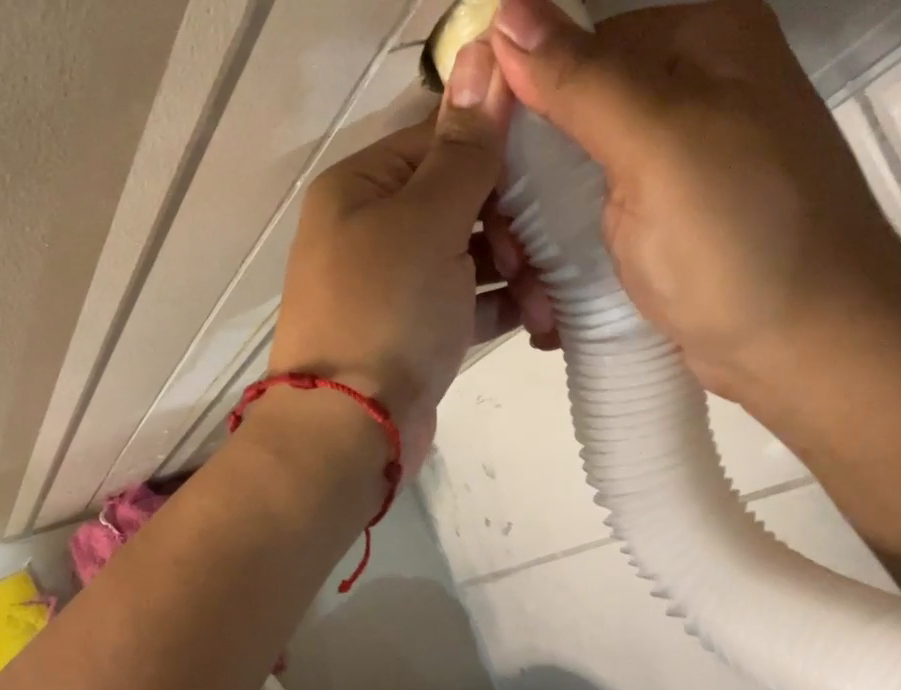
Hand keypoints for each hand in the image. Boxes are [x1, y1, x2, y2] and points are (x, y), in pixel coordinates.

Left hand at [270, 40, 515, 454]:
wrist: (349, 429)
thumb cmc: (385, 311)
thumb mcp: (428, 218)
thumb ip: (465, 145)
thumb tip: (485, 49)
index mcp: (359, 186)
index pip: (441, 138)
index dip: (499, 152)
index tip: (551, 174)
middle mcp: (368, 229)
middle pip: (461, 198)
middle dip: (514, 222)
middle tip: (544, 255)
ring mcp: (389, 285)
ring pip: (470, 253)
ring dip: (518, 269)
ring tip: (549, 301)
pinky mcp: (411, 332)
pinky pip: (466, 302)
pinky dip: (502, 306)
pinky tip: (543, 320)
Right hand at [484, 0, 900, 399]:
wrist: (806, 346)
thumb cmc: (739, 239)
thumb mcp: (657, 146)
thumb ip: (581, 80)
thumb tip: (504, 10)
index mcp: (699, 41)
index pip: (569, 51)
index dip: (516, 116)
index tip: (486, 188)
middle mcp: (688, 89)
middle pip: (562, 122)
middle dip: (522, 195)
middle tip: (510, 258)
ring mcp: (675, 161)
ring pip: (566, 180)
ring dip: (534, 240)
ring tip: (532, 293)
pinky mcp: (662, 221)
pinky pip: (587, 223)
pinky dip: (560, 261)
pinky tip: (549, 300)